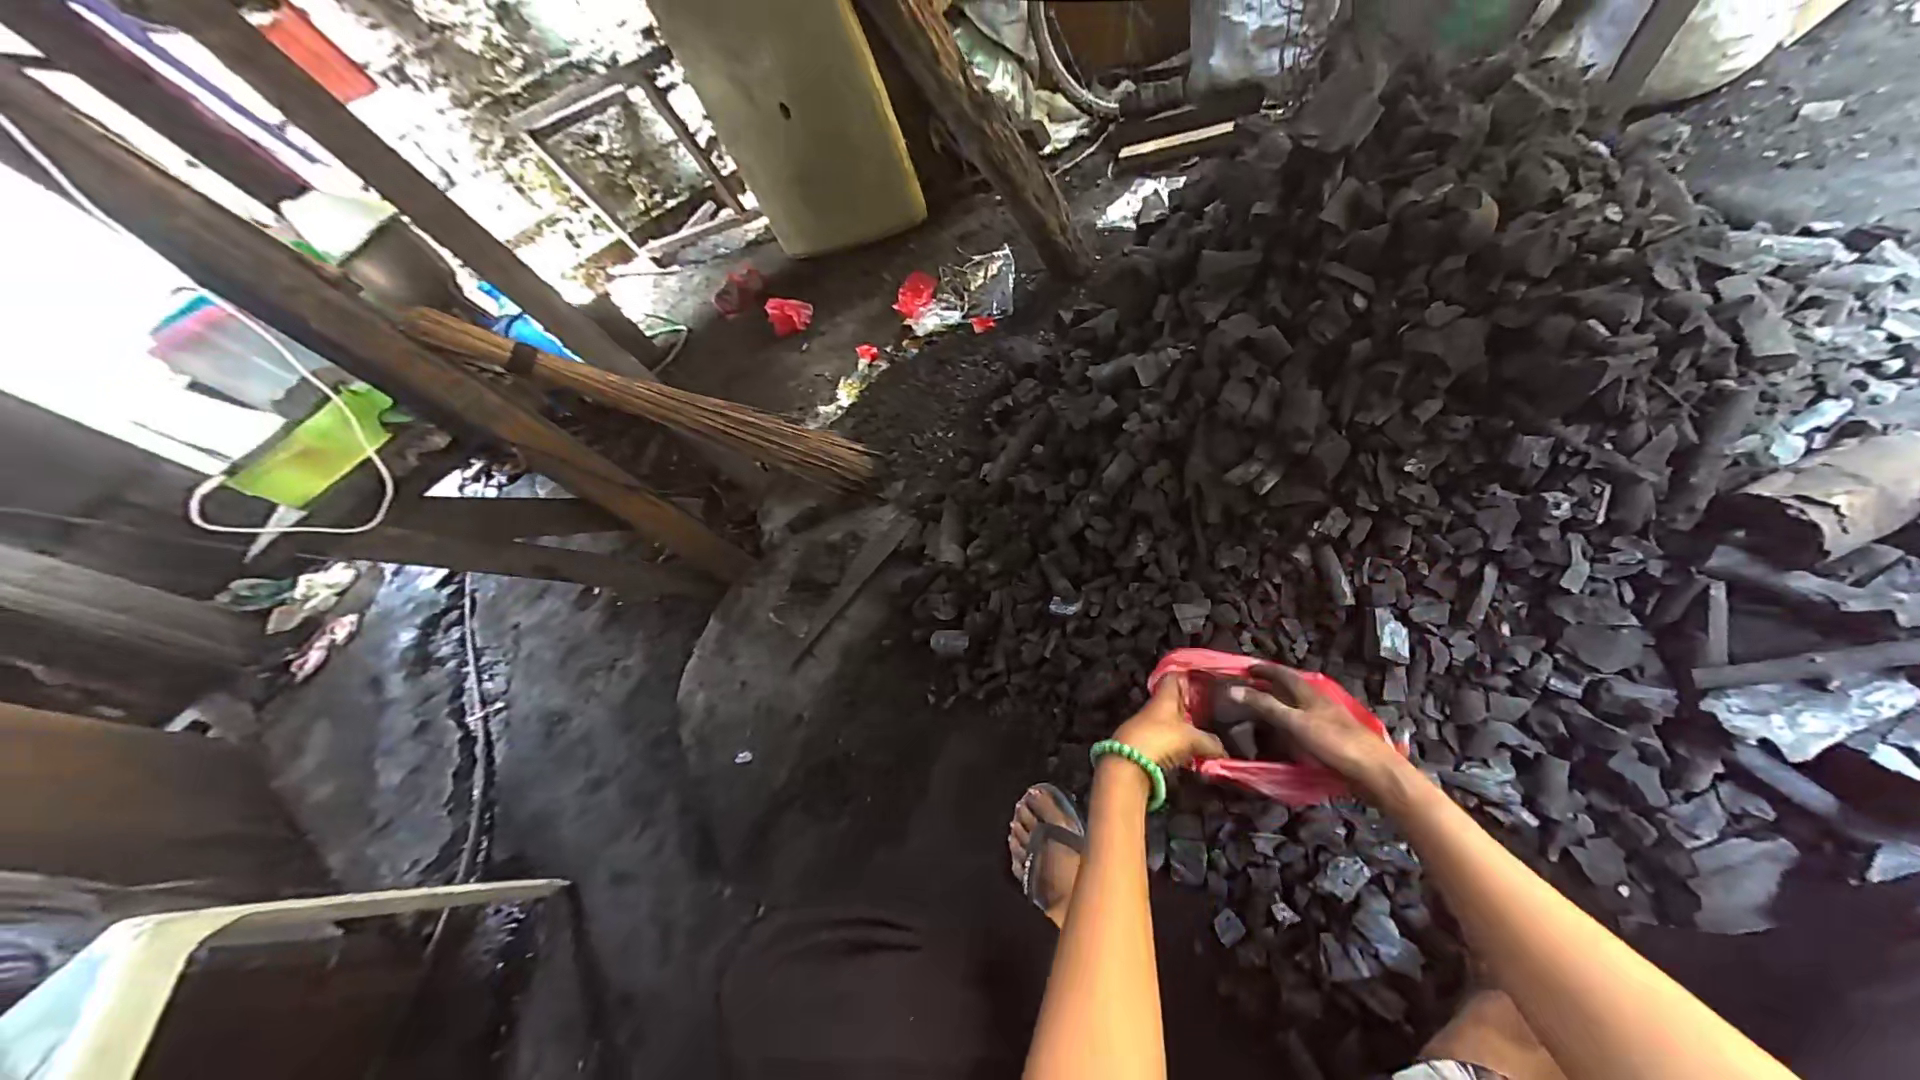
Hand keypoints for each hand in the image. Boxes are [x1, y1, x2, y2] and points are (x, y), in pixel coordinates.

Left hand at [1111, 673, 1225, 769]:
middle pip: (1175, 702)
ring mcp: (1147, 727)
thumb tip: (1223, 749)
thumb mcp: (1192, 739)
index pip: (1175, 678)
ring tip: (1208, 737)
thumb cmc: (1160, 739)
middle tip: (1214, 713)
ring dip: (1186, 730)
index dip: (1188, 677)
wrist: (1127, 764)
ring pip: (1171, 723)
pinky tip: (1192, 756)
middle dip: (1192, 707)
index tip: (1205, 681)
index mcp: (1164, 698)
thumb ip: (1211, 742)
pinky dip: (1179, 747)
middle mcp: (1154, 709)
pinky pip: (1166, 742)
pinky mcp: (1144, 746)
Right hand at [1227, 664, 1410, 802]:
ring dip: (1280, 701)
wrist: (1374, 770)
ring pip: (1298, 703)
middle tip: (1249, 686)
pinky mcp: (1332, 734)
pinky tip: (1284, 730)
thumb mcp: (1294, 722)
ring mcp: (1327, 717)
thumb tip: (1233, 689)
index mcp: (1308, 692)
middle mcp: (1318, 700)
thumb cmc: (1333, 742)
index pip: (1282, 673)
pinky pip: (1303, 719)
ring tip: (1263, 706)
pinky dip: (1289, 718)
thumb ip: (1265, 706)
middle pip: (1290, 686)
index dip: (1263, 669)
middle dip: (1270, 684)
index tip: (1245, 668)